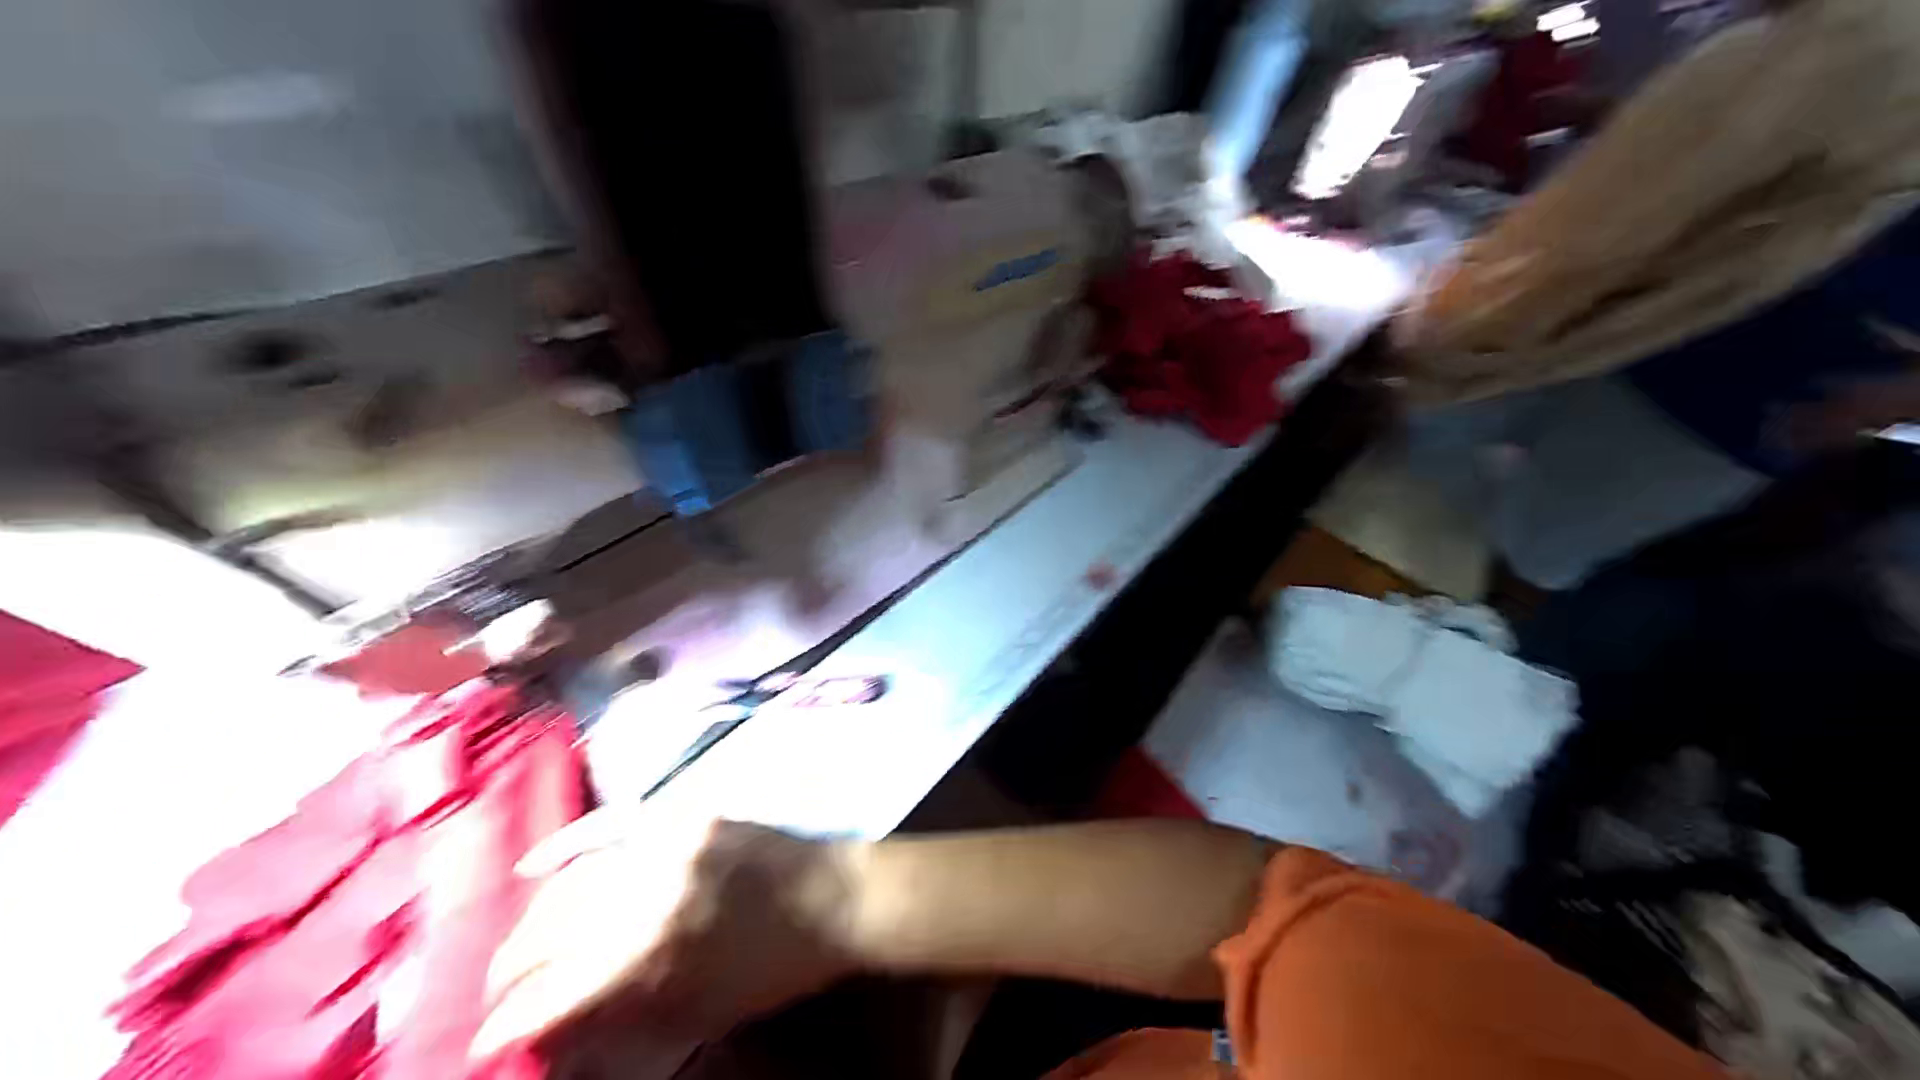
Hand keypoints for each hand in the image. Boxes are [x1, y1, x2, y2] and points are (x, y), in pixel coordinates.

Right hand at [474, 813, 861, 1062]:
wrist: (836, 897)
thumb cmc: (774, 968)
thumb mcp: (699, 1012)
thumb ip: (623, 1016)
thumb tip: (556, 1028)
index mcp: (651, 949)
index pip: (553, 992)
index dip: (511, 1024)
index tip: (490, 1041)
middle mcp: (647, 888)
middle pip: (550, 930)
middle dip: (512, 972)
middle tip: (501, 995)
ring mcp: (667, 842)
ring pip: (574, 878)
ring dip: (537, 917)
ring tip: (522, 947)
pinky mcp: (686, 815)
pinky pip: (615, 825)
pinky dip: (571, 845)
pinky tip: (537, 864)